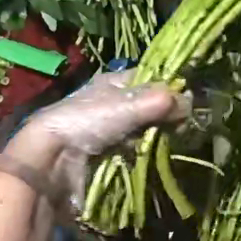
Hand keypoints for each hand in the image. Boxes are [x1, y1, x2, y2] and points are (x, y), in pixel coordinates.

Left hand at [0, 71, 186, 214]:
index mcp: (113, 84)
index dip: (169, 88)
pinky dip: (147, 156)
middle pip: (150, 108)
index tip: (189, 101)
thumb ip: (158, 102)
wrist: (50, 161)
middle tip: (185, 127)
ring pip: (145, 132)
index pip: (149, 79)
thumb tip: (189, 101)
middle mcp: (113, 105)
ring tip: (175, 145)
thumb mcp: (126, 105)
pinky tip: (158, 160)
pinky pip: (137, 154)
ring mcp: (111, 133)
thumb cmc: (85, 122)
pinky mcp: (110, 158)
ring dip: (158, 139)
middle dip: (166, 117)